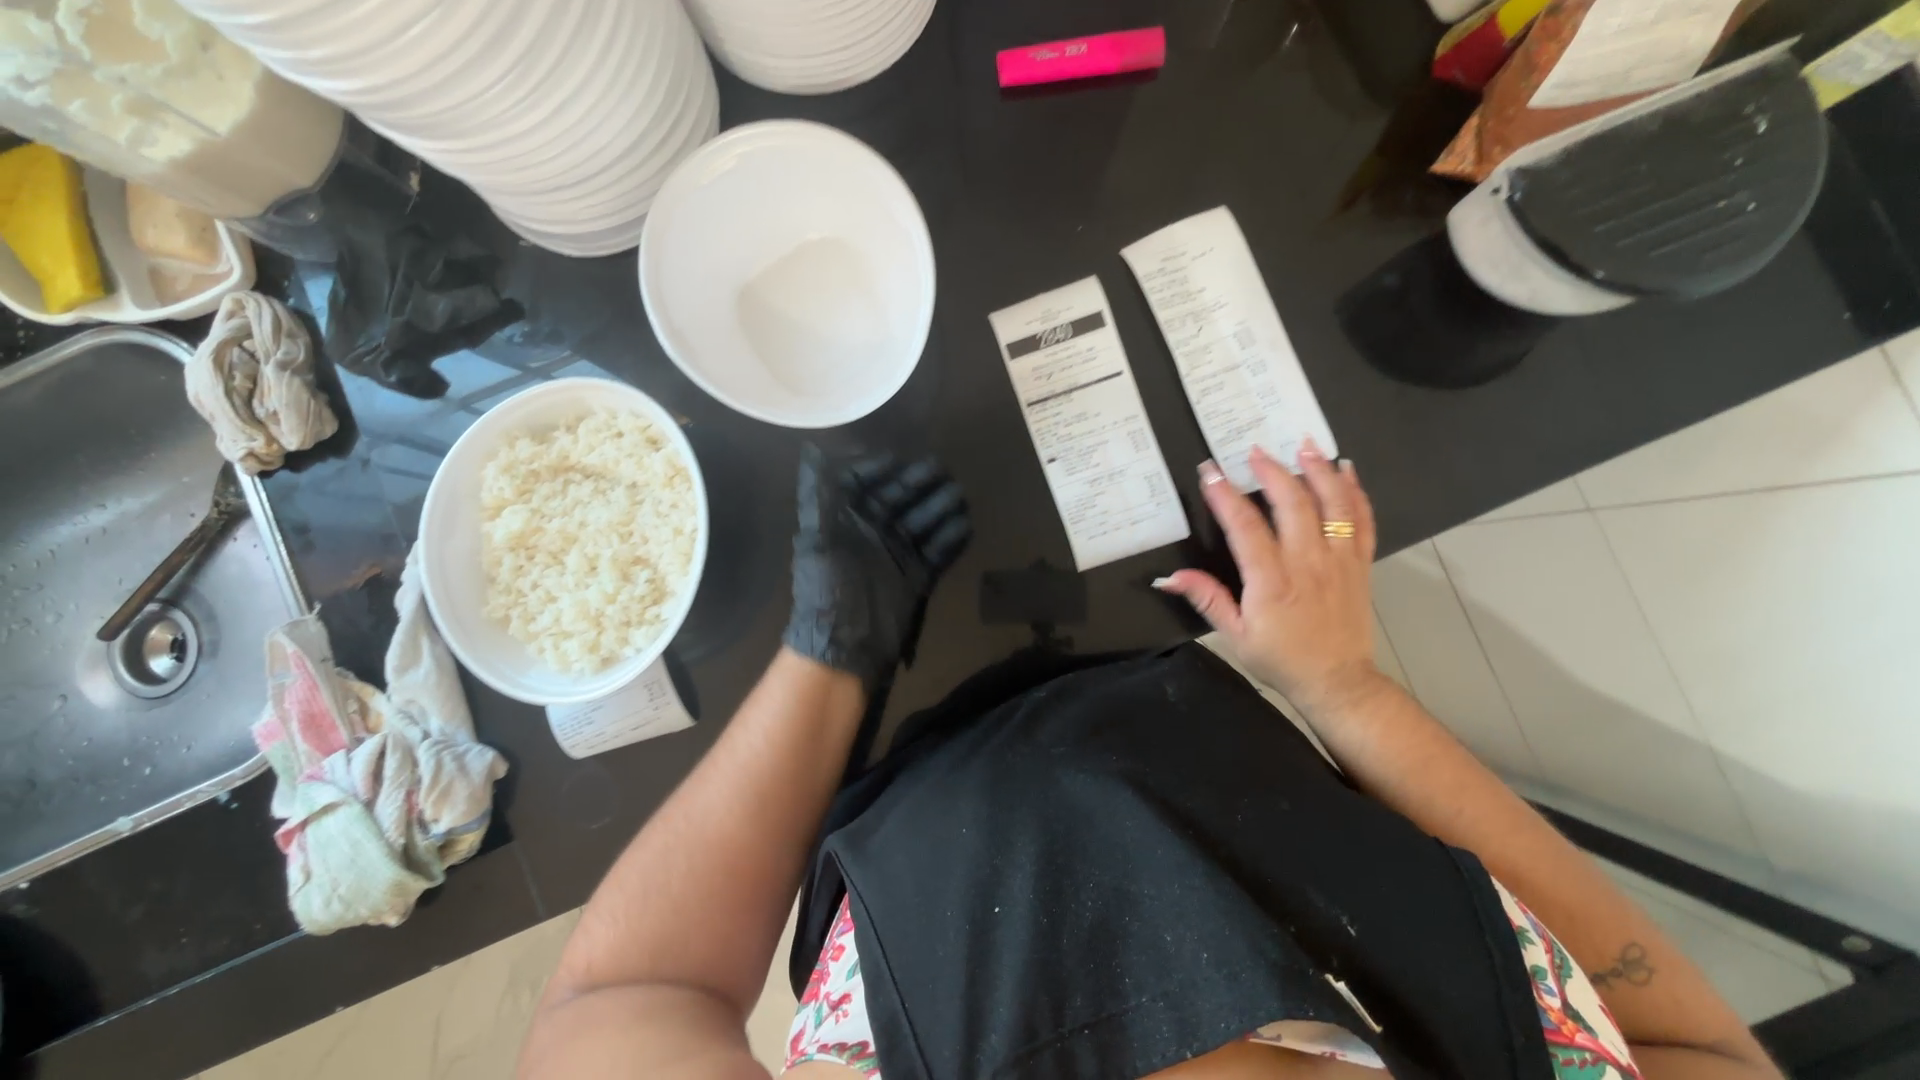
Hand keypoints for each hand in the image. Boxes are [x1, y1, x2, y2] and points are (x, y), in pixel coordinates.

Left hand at [784, 445, 971, 687]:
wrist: (845, 648)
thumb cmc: (827, 590)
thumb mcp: (817, 540)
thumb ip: (817, 498)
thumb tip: (810, 453)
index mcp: (844, 523)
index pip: (861, 486)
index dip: (877, 470)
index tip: (897, 459)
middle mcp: (871, 535)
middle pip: (898, 501)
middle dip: (919, 484)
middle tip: (943, 470)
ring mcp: (895, 556)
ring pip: (922, 523)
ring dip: (940, 508)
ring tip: (960, 494)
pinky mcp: (916, 578)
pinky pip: (937, 553)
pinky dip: (951, 539)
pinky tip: (966, 524)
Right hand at [1156, 441, 1386, 715]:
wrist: (1337, 681)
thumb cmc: (1281, 659)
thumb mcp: (1235, 635)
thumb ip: (1207, 598)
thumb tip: (1169, 577)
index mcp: (1272, 582)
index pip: (1246, 528)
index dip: (1226, 497)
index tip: (1210, 472)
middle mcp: (1307, 563)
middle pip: (1293, 504)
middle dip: (1272, 471)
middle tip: (1255, 450)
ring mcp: (1339, 560)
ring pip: (1333, 504)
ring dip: (1318, 470)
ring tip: (1304, 445)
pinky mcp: (1360, 563)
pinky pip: (1362, 520)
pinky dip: (1355, 492)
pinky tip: (1345, 470)